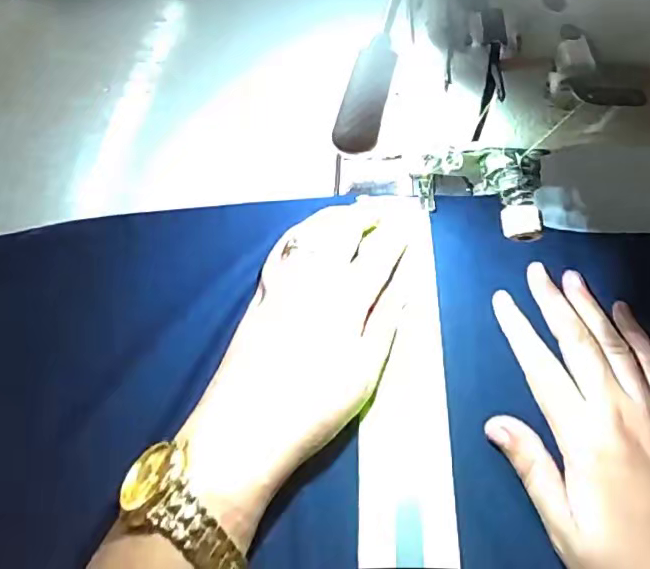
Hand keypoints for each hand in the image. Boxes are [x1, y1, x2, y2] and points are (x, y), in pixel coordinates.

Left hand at [176, 203, 409, 543]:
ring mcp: (283, 283)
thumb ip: (387, 320)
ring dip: (335, 217)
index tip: (411, 222)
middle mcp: (314, 279)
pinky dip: (302, 231)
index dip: (398, 233)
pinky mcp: (260, 294)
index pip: (380, 251)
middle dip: (368, 215)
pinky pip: (284, 247)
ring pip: (311, 232)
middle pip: (343, 230)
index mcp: (346, 298)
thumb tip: (406, 284)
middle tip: (385, 213)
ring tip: (352, 215)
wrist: (238, 436)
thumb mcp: (365, 372)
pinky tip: (308, 235)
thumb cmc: (312, 409)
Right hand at [487, 263, 649, 568]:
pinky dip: (636, 333)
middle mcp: (616, 409)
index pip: (542, 369)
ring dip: (591, 307)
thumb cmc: (624, 559)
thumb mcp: (566, 528)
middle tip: (537, 272)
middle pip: (579, 343)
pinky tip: (624, 312)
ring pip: (615, 343)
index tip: (504, 302)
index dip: (520, 331)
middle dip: (554, 303)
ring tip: (573, 279)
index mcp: (584, 436)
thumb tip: (496, 424)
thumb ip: (533, 468)